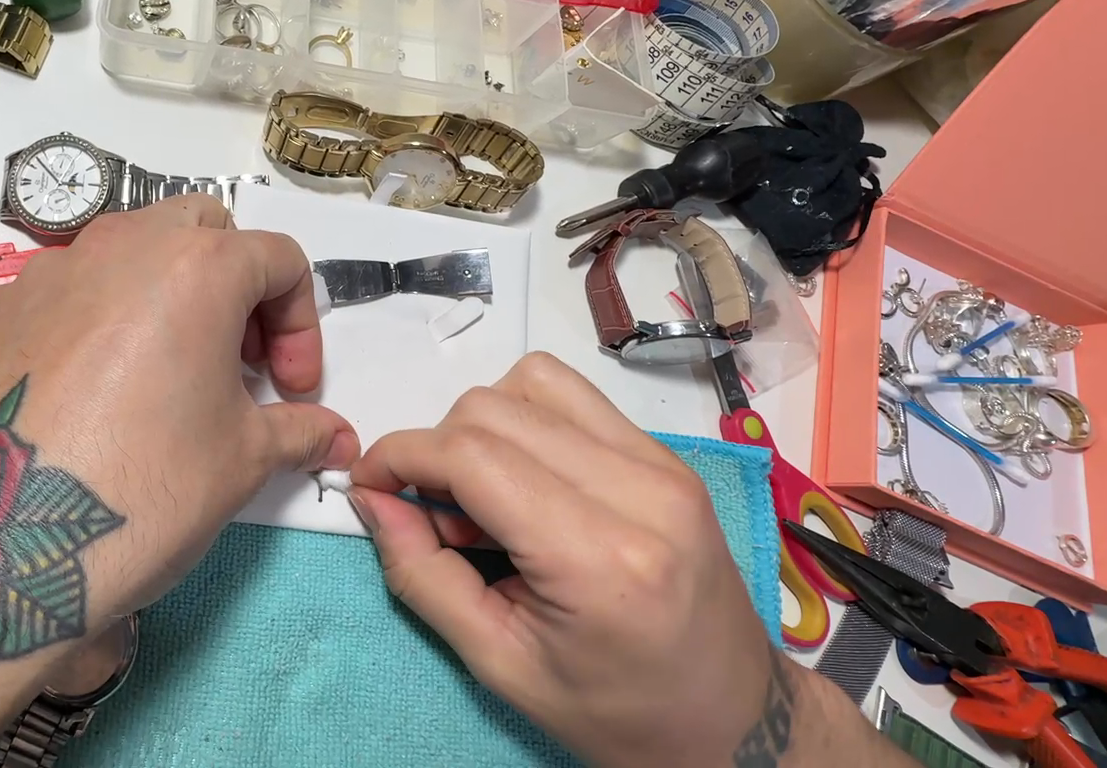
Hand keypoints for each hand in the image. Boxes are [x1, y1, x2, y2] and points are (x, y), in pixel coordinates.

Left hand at [0, 196, 358, 619]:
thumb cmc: (146, 486)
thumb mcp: (243, 458)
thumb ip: (300, 430)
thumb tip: (338, 437)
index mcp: (197, 264)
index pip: (279, 259)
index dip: (301, 324)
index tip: (290, 387)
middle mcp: (123, 244)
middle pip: (203, 228)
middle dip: (236, 283)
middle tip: (234, 358)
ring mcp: (52, 268)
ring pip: (132, 248)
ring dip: (167, 291)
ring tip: (164, 371)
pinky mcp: (3, 304)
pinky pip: (72, 285)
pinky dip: (102, 314)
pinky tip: (94, 386)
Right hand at [349, 353, 775, 767]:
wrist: (736, 724)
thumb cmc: (614, 712)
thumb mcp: (496, 663)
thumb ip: (418, 572)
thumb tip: (370, 496)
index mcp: (598, 559)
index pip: (470, 456)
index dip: (399, 456)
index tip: (370, 485)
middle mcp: (638, 491)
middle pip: (489, 409)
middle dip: (434, 449)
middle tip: (439, 515)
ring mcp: (660, 462)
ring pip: (525, 383)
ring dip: (478, 426)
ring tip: (486, 493)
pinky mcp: (663, 453)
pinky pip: (565, 391)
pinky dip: (520, 415)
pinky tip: (524, 472)